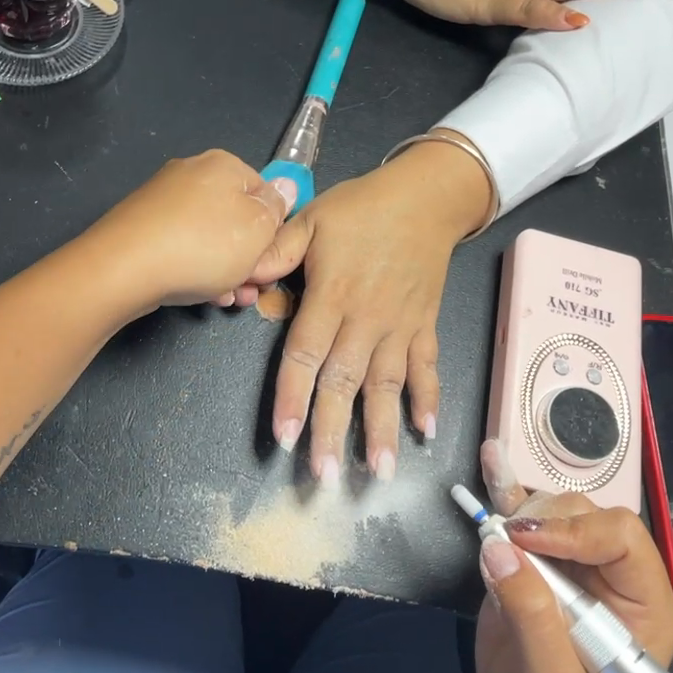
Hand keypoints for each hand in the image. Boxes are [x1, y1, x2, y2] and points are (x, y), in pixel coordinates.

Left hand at [79, 150, 294, 310]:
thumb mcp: (258, 230)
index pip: (265, 193)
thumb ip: (276, 210)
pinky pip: (181, 247)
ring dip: (224, 270)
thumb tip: (285, 188)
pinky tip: (199, 295)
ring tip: (226, 299)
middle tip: (250, 289)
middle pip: (235, 218)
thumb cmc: (203, 246)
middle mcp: (191, 174)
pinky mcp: (141, 227)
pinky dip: (194, 269)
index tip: (273, 261)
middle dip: (248, 258)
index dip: (273, 230)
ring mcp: (162, 200)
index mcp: (223, 164)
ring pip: (209, 238)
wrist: (123, 269)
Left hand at [243, 136, 490, 484]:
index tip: (285, 438)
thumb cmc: (360, 209)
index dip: (293, 396)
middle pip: (345, 381)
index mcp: (333, 294)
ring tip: (379, 471)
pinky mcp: (425, 324)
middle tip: (324, 475)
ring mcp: (400, 325)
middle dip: (333, 429)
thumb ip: (277, 251)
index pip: (306, 353)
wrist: (425, 197)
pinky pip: (427, 366)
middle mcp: (366, 318)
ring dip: (382, 428)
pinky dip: (428, 398)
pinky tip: (425, 431)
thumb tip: (244, 276)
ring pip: (388, 383)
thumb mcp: (311, 219)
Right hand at [473, 441, 672, 672]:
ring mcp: (576, 565)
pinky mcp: (538, 560)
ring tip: (494, 533)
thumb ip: (531, 616)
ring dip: (521, 513)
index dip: (574, 531)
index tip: (523, 541)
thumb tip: (499, 547)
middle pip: (587, 515)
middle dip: (544, 523)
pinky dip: (506, 490)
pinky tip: (491, 460)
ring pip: (555, 510)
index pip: (621, 538)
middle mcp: (616, 576)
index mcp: (644, 606)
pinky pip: (526, 515)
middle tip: (506, 543)